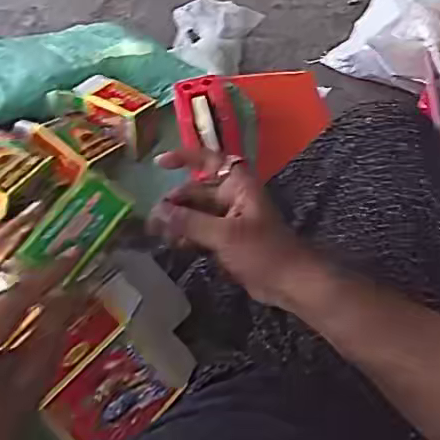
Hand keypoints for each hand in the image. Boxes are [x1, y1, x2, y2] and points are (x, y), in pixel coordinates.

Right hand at [147, 146, 310, 304]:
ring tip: (157, 235)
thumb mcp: (224, 235)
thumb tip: (157, 211)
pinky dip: (187, 236)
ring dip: (178, 221)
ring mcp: (229, 219)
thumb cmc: (263, 252)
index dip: (184, 157)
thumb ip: (189, 222)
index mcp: (238, 185)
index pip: (208, 160)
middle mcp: (233, 197)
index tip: (159, 164)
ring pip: (196, 213)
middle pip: (196, 191)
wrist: (289, 282)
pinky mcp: (227, 240)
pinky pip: (201, 231)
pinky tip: (172, 244)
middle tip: (151, 221)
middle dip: (174, 202)